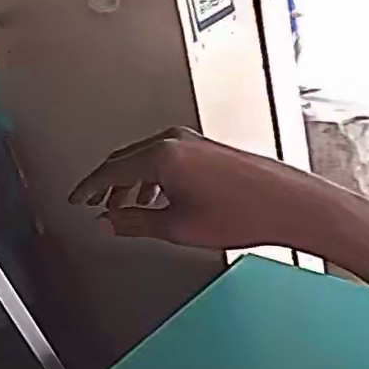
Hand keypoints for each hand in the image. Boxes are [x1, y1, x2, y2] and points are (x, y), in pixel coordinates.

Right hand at [67, 128, 353, 249]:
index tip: (76, 198)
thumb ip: (134, 223)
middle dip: (105, 184)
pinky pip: (162, 157)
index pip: (109, 171)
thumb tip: (110, 222)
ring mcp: (190, 141)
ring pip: (142, 158)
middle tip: (93, 202)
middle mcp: (173, 141)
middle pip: (122, 160)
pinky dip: (148, 175)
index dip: (87, 188)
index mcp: (161, 156)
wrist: (292, 205)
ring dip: (127, 181)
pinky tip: (152, 196)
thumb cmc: (246, 213)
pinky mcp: (204, 147)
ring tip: (120, 205)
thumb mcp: (177, 227)